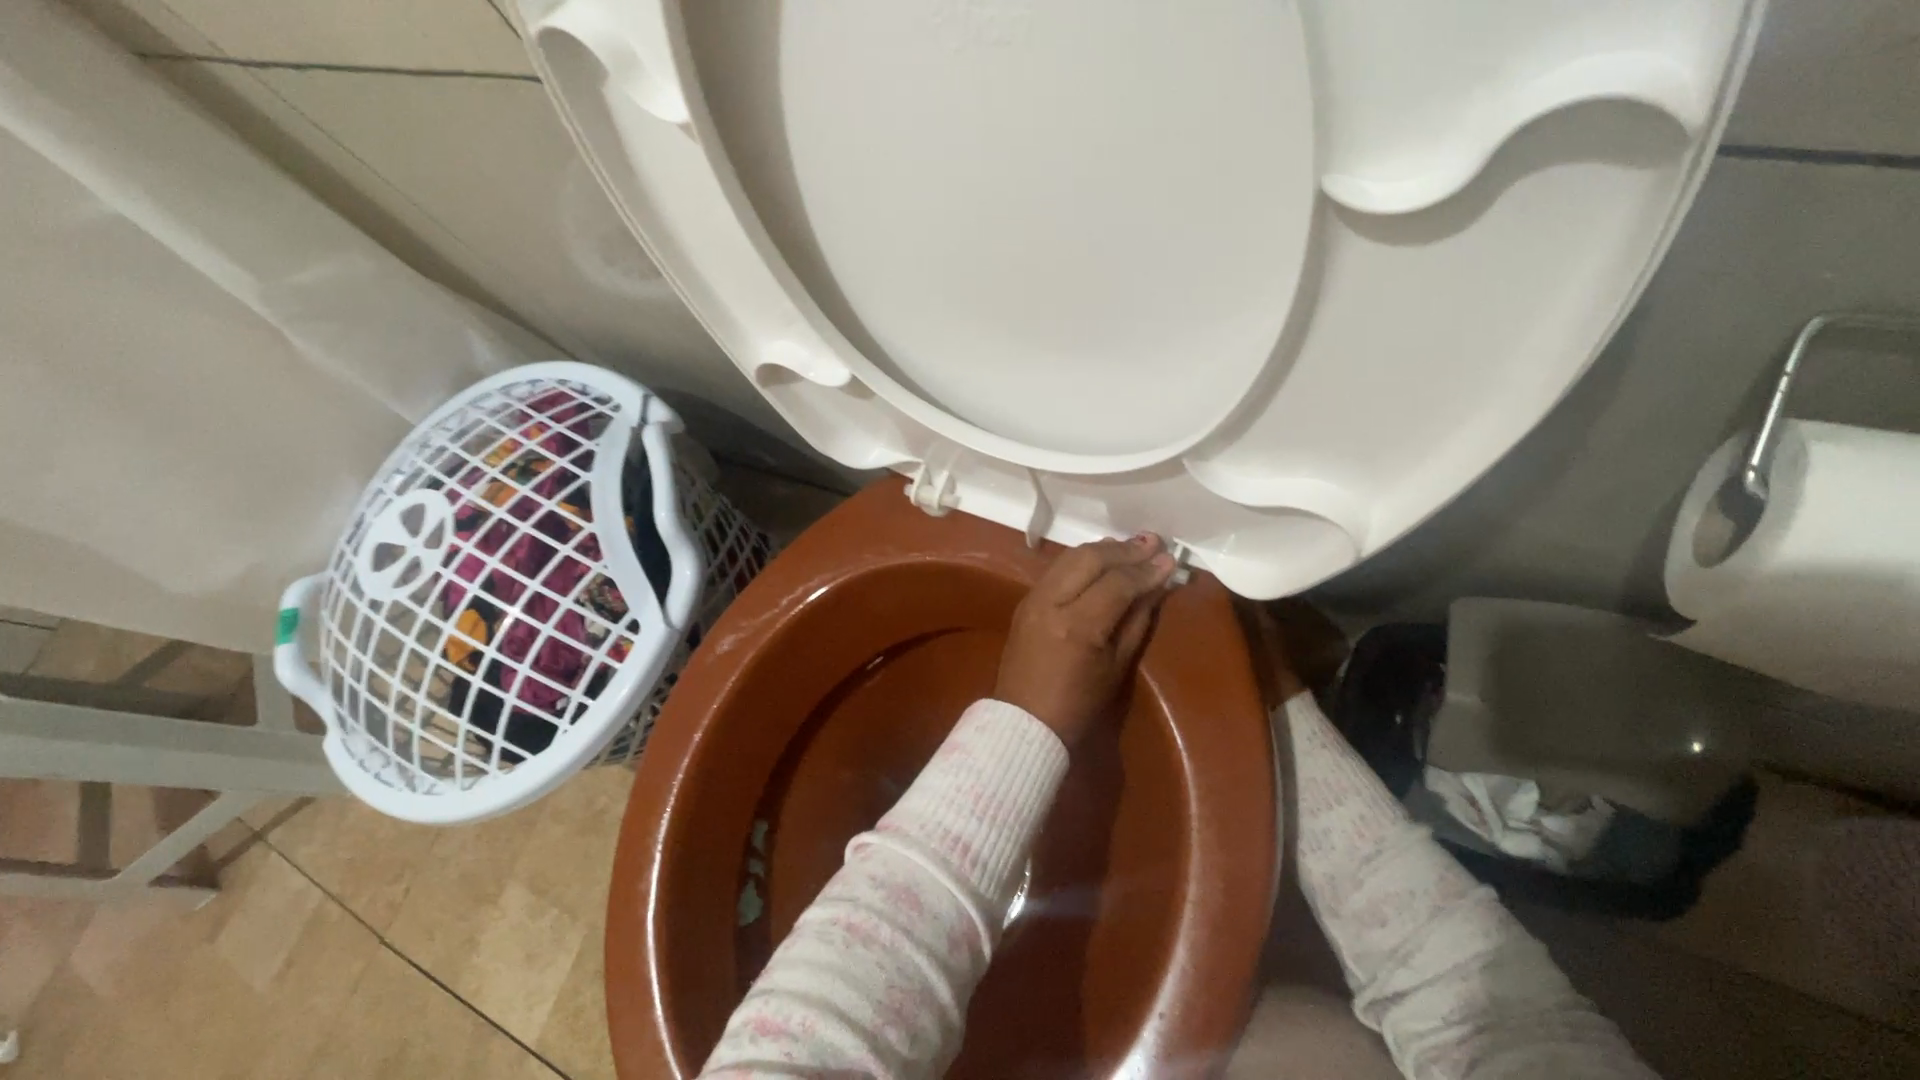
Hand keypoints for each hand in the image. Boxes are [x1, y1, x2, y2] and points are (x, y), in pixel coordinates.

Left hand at [994, 534, 1178, 746]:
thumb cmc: (1078, 705)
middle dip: (1125, 550)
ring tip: (1132, 547)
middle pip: (1091, 559)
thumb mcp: (1117, 666)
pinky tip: (1103, 558)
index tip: (1170, 560)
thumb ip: (1137, 620)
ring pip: (1070, 558)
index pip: (1118, 584)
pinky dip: (1082, 560)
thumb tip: (1157, 586)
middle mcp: (1051, 603)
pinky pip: (1057, 569)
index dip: (1146, 570)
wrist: (1024, 722)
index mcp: (1077, 626)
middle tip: (1153, 543)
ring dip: (1103, 550)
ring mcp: (1033, 599)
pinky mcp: (1025, 601)